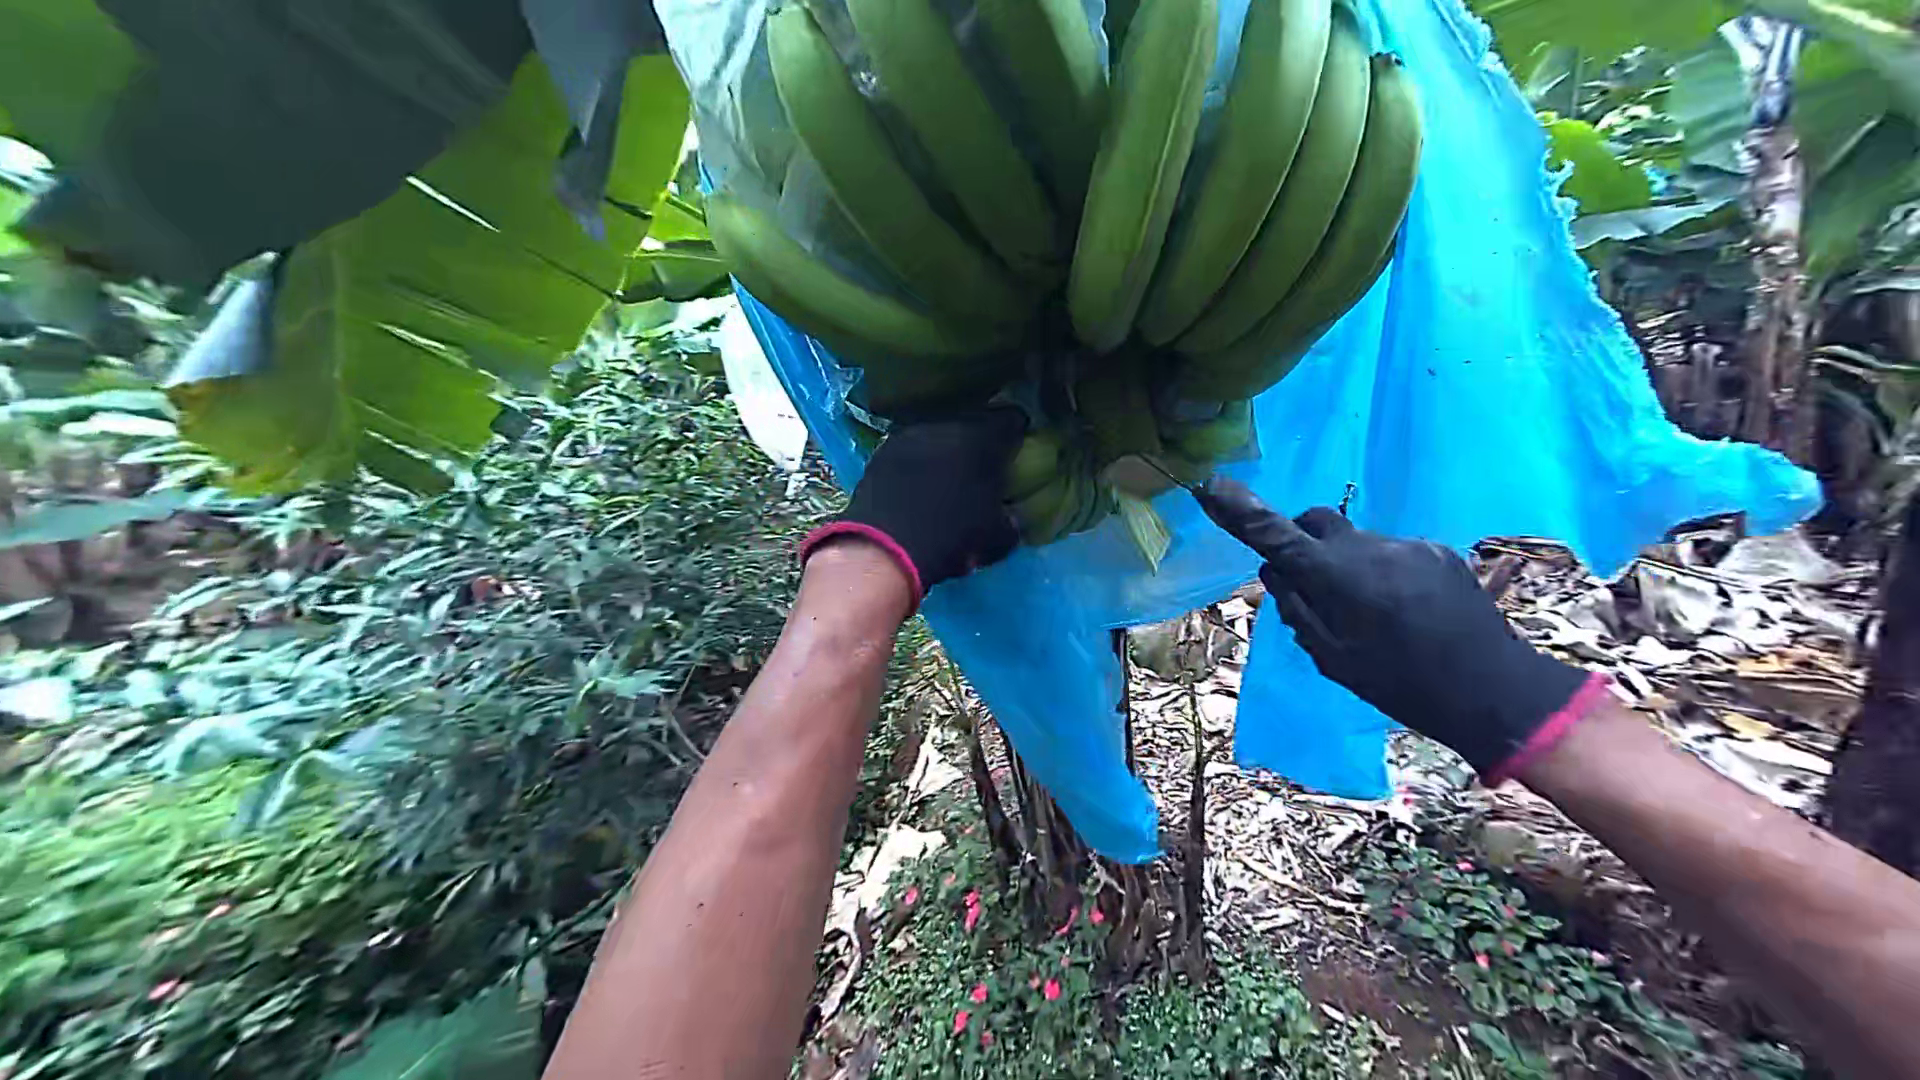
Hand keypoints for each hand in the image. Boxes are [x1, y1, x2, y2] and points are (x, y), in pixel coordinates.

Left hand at [801, 409, 1025, 607]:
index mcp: (984, 437)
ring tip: (947, 478)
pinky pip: (912, 448)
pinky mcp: (882, 450)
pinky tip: (917, 485)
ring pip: (939, 432)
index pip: (1013, 420)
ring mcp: (910, 433)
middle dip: (980, 441)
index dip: (1017, 436)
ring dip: (947, 449)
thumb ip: (1012, 519)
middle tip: (983, 468)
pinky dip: (919, 461)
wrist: (885, 549)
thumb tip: (1012, 516)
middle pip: (973, 422)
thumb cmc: (952, 540)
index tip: (1015, 455)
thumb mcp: (998, 538)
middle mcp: (947, 423)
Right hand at [1198, 477, 1593, 778]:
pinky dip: (1379, 569)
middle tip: (1309, 584)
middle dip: (1301, 542)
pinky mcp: (1436, 549)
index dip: (1239, 510)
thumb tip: (1275, 569)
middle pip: (1314, 521)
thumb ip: (1296, 606)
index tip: (1210, 485)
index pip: (1274, 535)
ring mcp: (1407, 545)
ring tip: (1369, 609)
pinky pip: (1388, 549)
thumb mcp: (1330, 656)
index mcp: (1337, 579)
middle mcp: (1368, 548)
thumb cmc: (1399, 683)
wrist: (1495, 691)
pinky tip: (1402, 606)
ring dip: (1344, 562)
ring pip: (1352, 539)